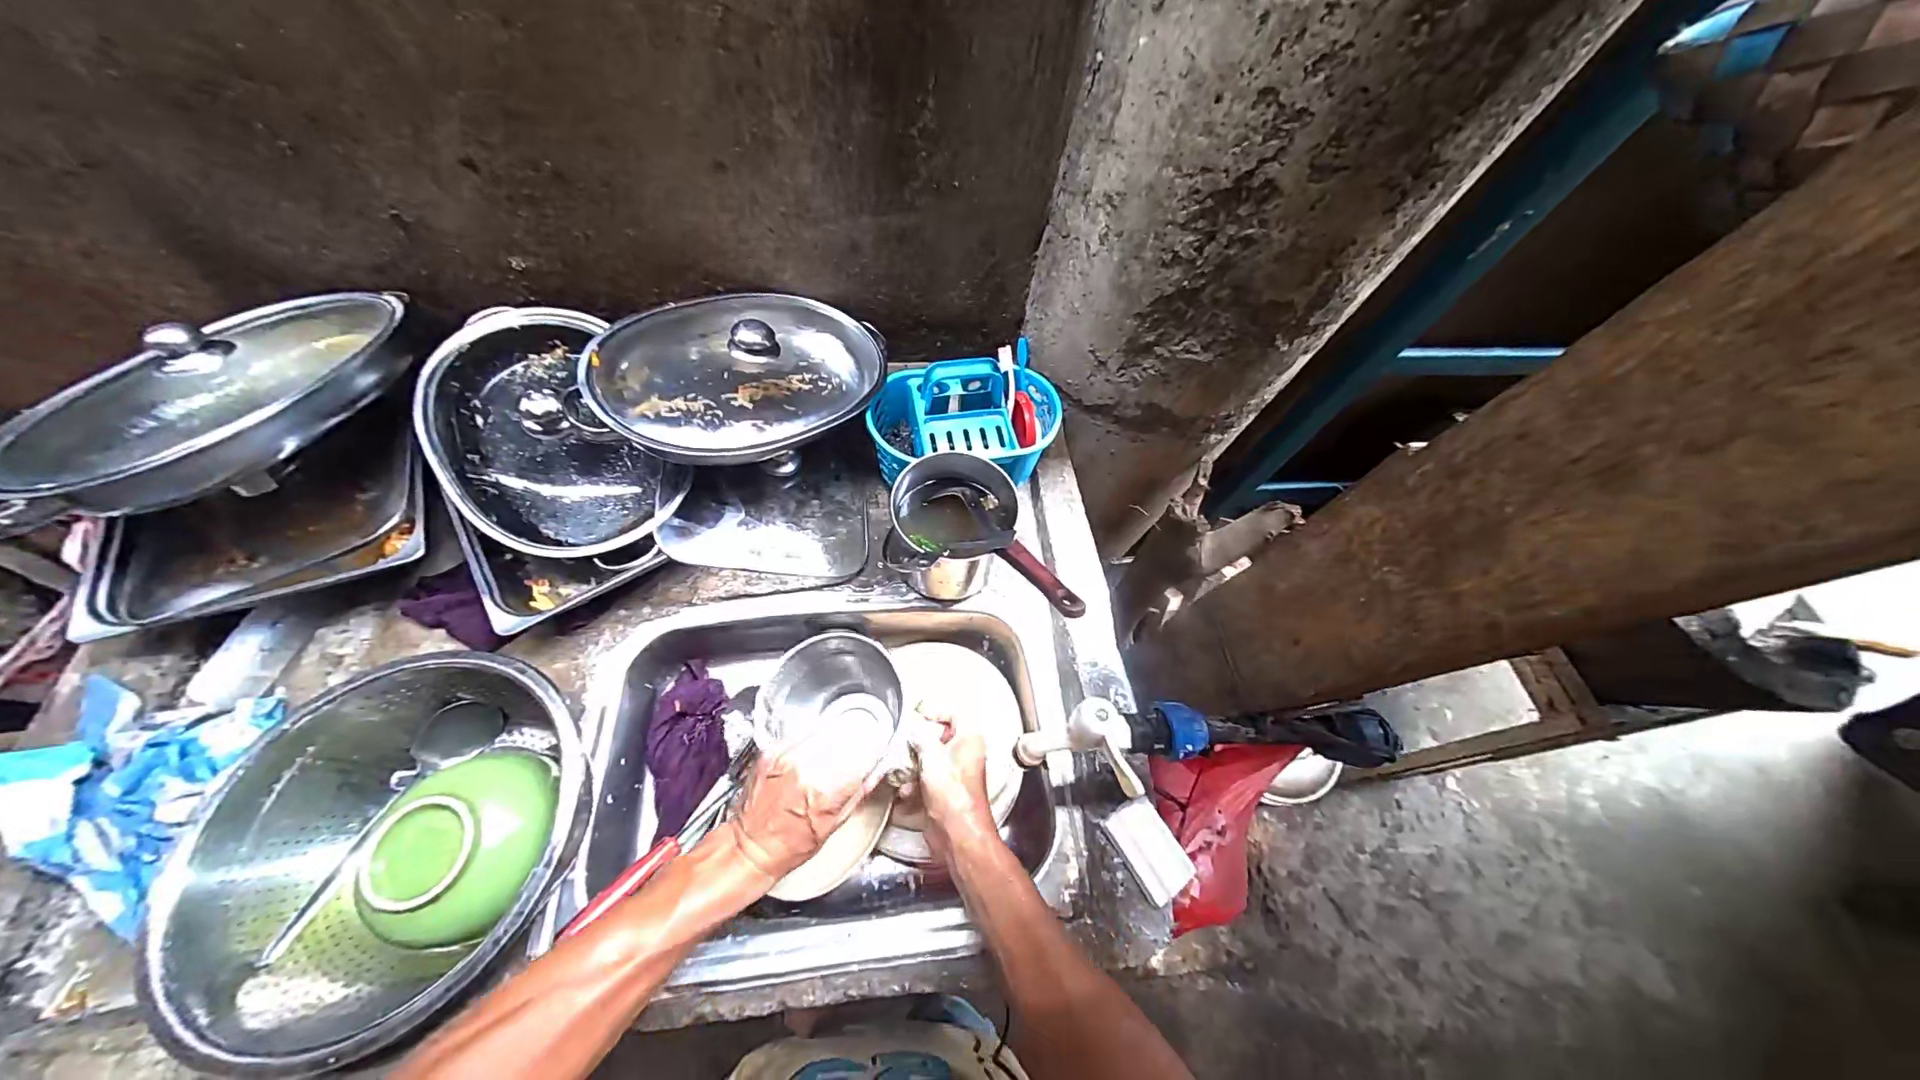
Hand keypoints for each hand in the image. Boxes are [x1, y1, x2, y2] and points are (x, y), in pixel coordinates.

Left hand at [726, 730, 878, 882]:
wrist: (749, 847)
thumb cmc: (788, 845)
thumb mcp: (834, 825)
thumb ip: (859, 793)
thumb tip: (875, 772)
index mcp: (825, 791)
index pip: (862, 753)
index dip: (873, 748)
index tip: (876, 749)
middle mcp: (805, 768)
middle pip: (844, 737)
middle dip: (854, 743)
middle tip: (856, 752)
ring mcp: (786, 757)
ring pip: (823, 730)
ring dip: (834, 738)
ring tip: (833, 754)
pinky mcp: (771, 751)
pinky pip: (802, 735)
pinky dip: (811, 741)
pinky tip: (810, 758)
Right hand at [908, 714, 999, 863]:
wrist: (958, 834)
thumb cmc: (953, 796)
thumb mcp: (932, 758)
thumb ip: (922, 738)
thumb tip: (915, 727)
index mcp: (970, 740)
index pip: (956, 714)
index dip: (937, 712)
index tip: (918, 716)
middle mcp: (965, 754)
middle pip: (940, 737)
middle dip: (919, 742)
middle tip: (905, 743)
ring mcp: (955, 773)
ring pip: (930, 758)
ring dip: (914, 764)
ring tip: (903, 770)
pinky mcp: (945, 791)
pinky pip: (927, 778)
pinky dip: (916, 782)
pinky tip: (908, 791)